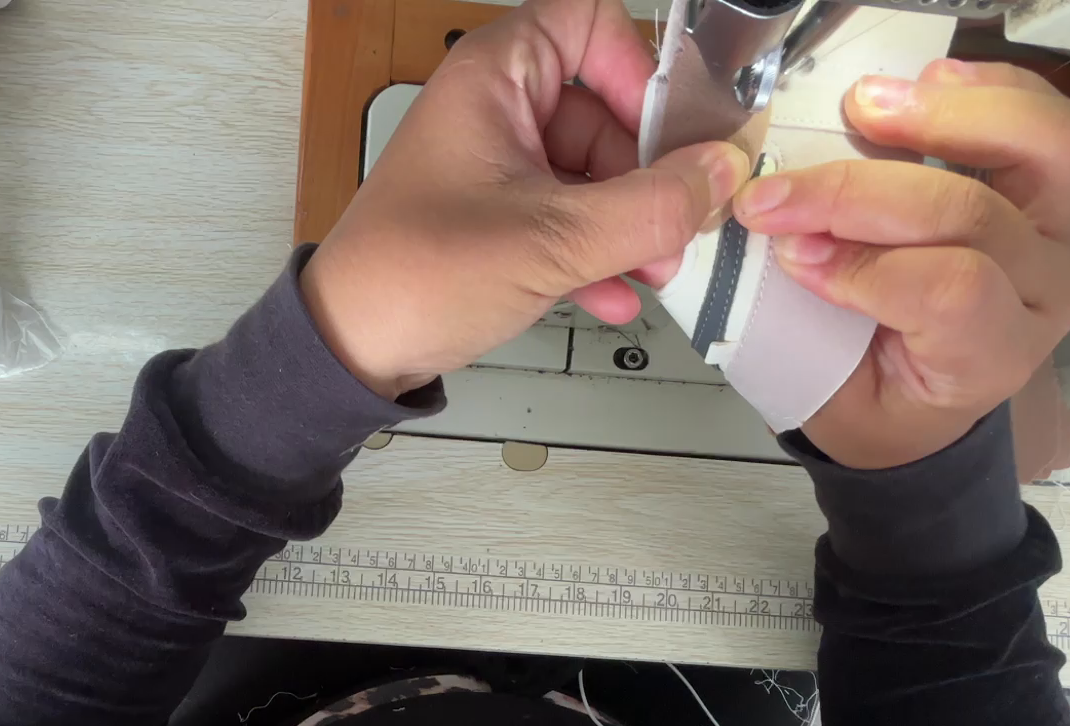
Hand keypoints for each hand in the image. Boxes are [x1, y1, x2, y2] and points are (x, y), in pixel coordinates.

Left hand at [301, 0, 750, 398]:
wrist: (352, 350)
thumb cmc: (415, 277)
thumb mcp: (550, 240)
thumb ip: (647, 207)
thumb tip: (718, 175)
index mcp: (494, 79)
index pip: (591, 25)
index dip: (642, 73)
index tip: (675, 133)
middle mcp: (491, 116)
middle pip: (600, 113)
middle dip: (645, 177)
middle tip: (678, 225)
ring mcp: (490, 175)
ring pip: (583, 177)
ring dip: (625, 226)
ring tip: (653, 270)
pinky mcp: (488, 227)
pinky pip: (557, 223)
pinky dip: (589, 256)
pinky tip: (612, 295)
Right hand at [731, 60, 1069, 468]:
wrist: (917, 411)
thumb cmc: (867, 407)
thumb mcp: (825, 392)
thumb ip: (806, 326)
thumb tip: (773, 242)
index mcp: (987, 359)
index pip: (945, 292)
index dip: (859, 265)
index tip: (785, 252)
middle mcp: (1042, 295)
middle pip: (970, 214)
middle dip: (858, 192)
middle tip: (778, 190)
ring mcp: (1058, 239)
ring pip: (1042, 148)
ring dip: (944, 117)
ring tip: (861, 106)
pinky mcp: (1051, 200)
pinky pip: (1047, 129)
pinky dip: (987, 94)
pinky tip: (922, 86)